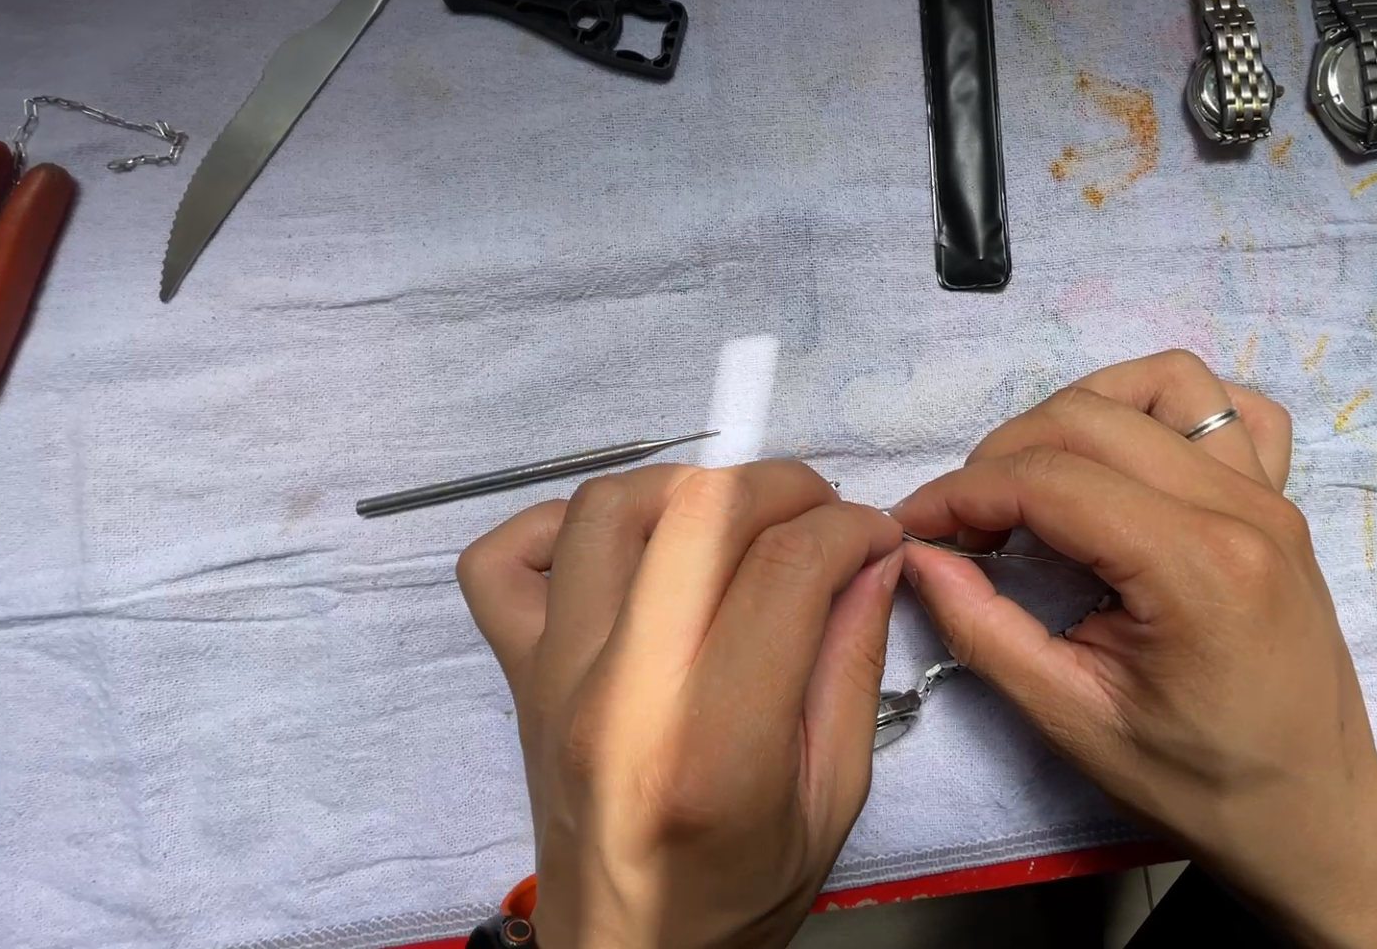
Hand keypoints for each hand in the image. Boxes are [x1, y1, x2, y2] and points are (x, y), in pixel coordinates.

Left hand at [457, 461, 902, 948]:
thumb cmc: (740, 889)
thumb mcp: (835, 793)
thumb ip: (855, 661)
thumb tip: (871, 555)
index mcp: (713, 743)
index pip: (784, 570)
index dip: (847, 527)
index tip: (873, 535)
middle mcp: (620, 694)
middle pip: (697, 514)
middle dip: (781, 486)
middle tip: (818, 513)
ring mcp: (551, 673)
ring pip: (606, 509)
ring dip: (687, 486)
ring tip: (734, 519)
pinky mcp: (515, 670)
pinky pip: (502, 556)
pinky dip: (563, 522)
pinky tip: (624, 547)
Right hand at [895, 350, 1376, 947]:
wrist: (1315, 817)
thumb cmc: (1196, 782)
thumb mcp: (1070, 719)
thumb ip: (982, 628)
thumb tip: (916, 555)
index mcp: (1195, 566)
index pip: (1047, 482)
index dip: (960, 494)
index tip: (913, 526)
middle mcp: (1239, 504)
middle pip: (1085, 418)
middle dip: (999, 456)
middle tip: (965, 519)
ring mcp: (1269, 491)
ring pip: (1160, 380)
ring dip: (1078, 409)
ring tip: (1038, 472)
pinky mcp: (1280, 496)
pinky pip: (1229, 406)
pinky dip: (1164, 406)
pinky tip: (1131, 454)